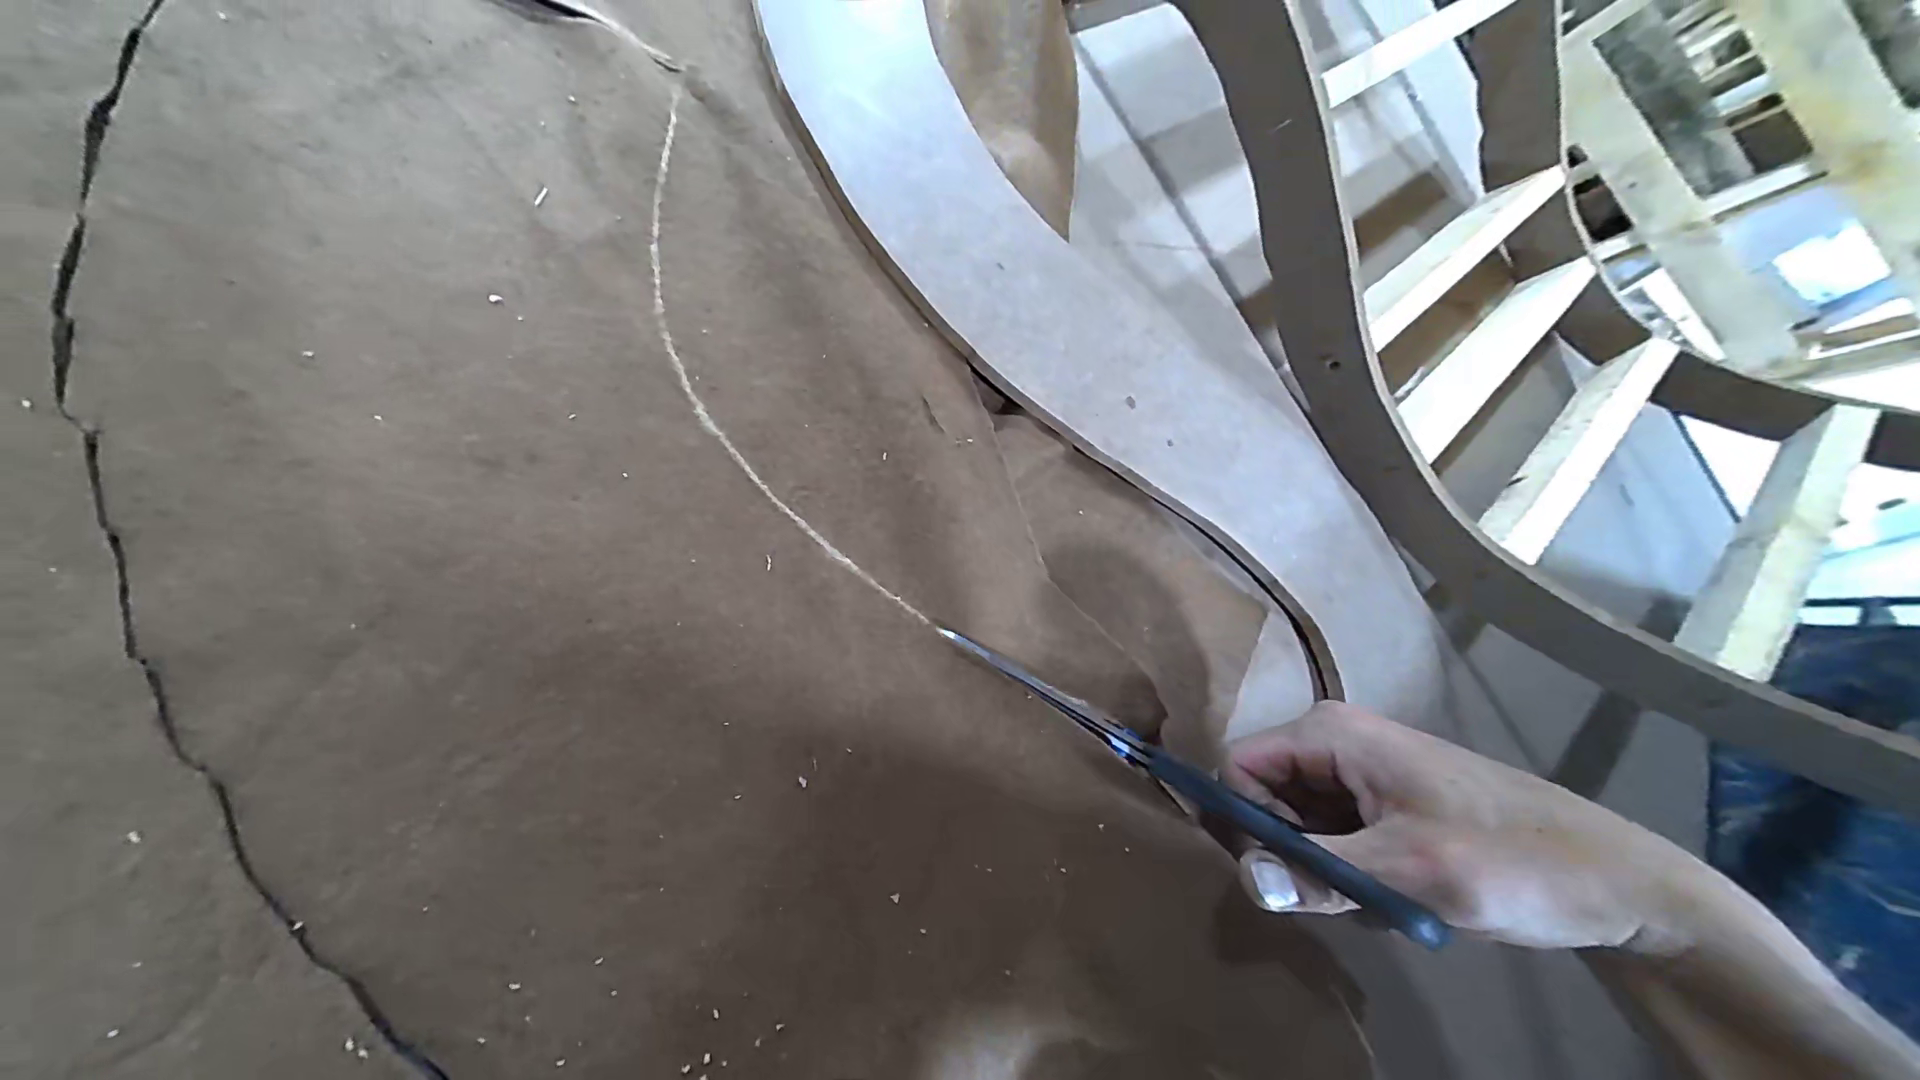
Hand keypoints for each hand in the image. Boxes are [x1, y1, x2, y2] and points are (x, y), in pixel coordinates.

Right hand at [1222, 702, 1713, 950]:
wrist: (1619, 882)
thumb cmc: (1513, 860)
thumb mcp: (1411, 873)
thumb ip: (1321, 874)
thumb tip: (1245, 880)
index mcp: (1329, 732)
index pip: (1239, 766)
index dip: (1249, 821)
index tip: (1294, 873)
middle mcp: (1333, 737)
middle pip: (1264, 791)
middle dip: (1292, 848)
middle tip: (1345, 891)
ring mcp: (1357, 765)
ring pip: (1295, 814)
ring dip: (1323, 863)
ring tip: (1379, 893)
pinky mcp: (1378, 793)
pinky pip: (1328, 825)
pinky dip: (1346, 864)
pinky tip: (1392, 889)